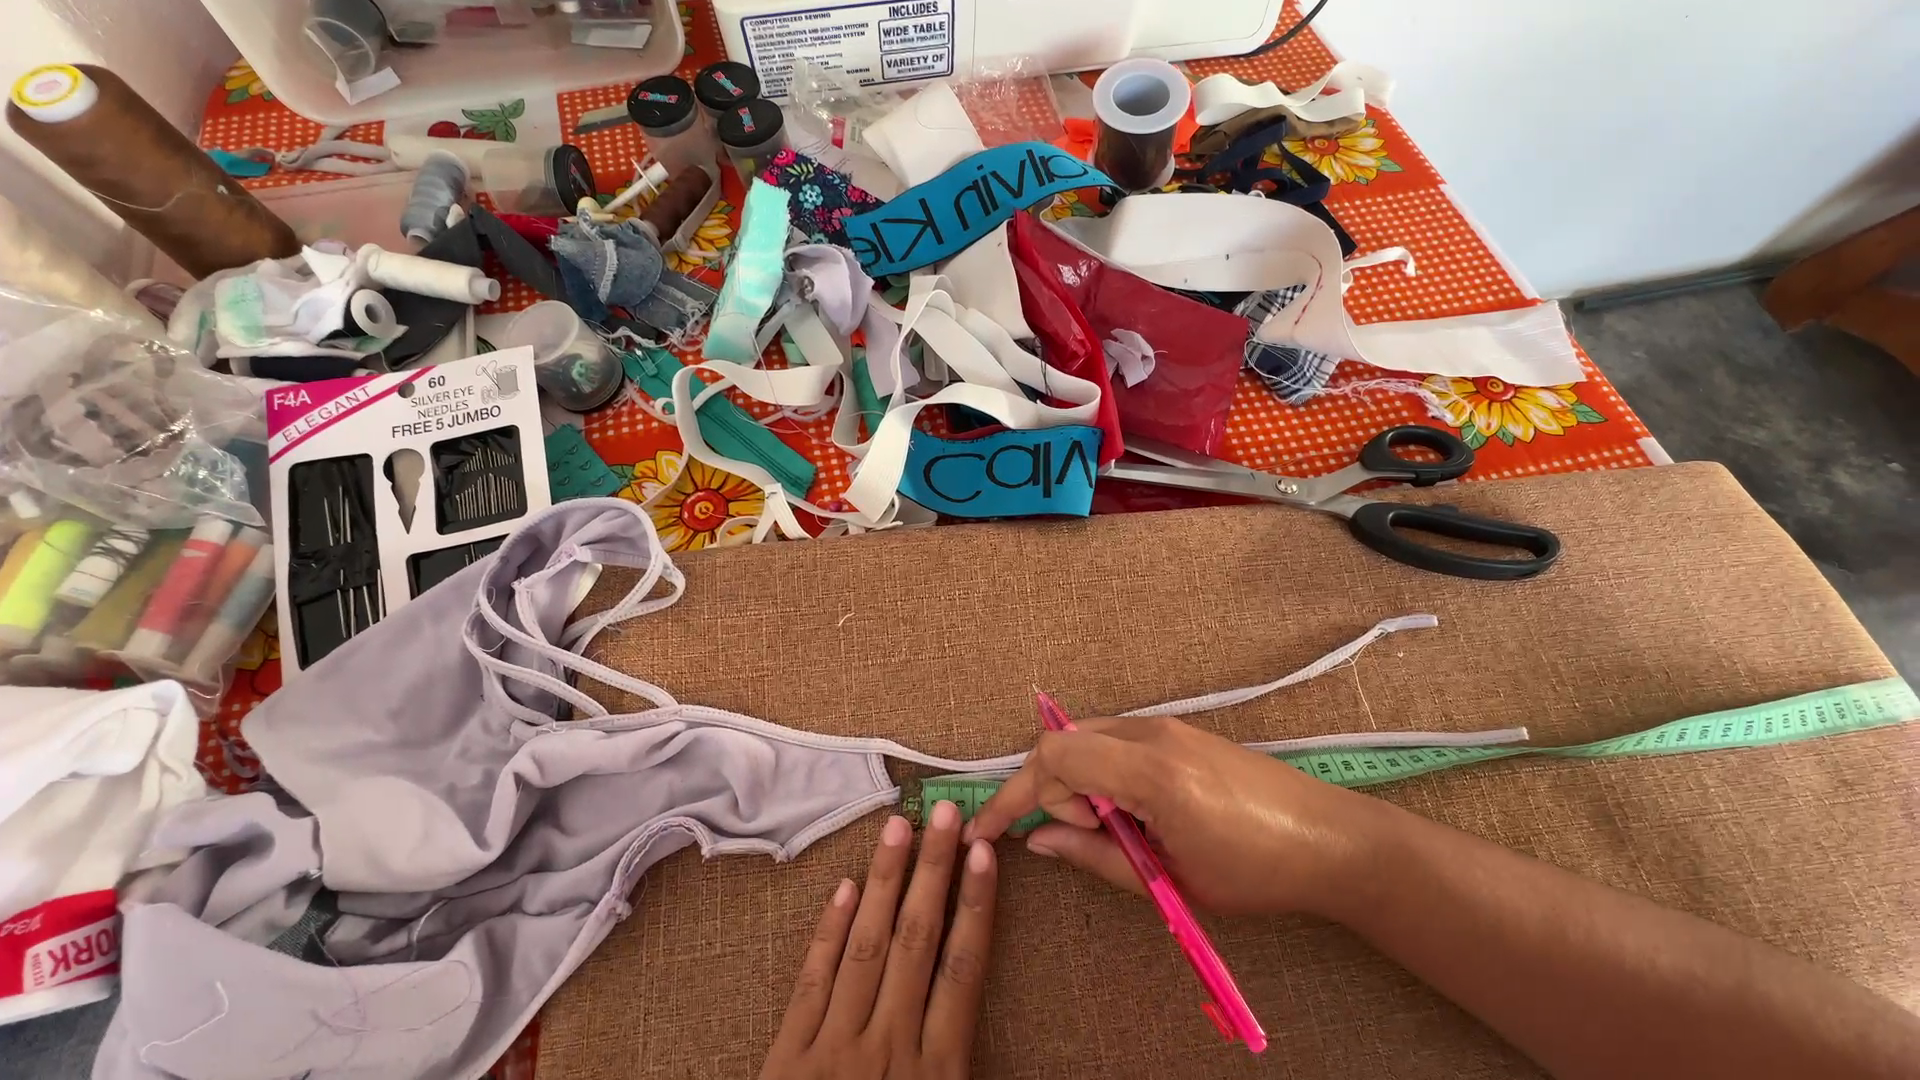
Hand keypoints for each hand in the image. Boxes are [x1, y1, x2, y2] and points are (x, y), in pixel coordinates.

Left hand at [760, 805, 998, 1079]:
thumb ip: (956, 1058)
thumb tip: (971, 988)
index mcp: (936, 1070)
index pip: (962, 968)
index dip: (974, 903)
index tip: (982, 851)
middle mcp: (888, 1046)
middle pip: (916, 940)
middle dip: (932, 870)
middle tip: (943, 813)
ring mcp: (835, 1048)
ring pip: (866, 948)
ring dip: (885, 882)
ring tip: (898, 827)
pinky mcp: (790, 1058)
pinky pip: (812, 984)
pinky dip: (829, 933)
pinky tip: (845, 888)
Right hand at [964, 715, 1374, 915]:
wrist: (1331, 840)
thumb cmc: (1256, 871)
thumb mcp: (1170, 879)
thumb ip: (1095, 855)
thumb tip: (1038, 841)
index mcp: (1152, 770)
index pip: (1057, 758)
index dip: (1016, 794)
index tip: (990, 830)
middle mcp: (1153, 733)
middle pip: (1064, 742)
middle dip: (1048, 790)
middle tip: (1076, 838)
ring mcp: (1166, 727)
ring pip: (1086, 738)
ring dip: (1075, 782)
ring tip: (1109, 832)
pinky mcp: (1177, 732)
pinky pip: (1113, 741)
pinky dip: (1098, 772)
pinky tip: (1124, 811)